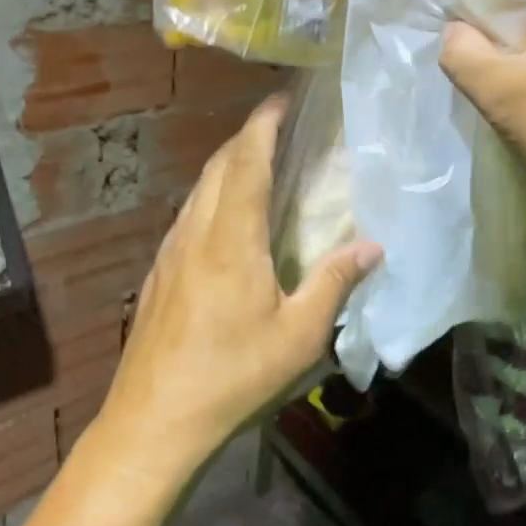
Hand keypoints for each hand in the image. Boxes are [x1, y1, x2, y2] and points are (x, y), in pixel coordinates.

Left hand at [98, 97, 381, 472]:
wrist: (151, 425)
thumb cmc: (232, 376)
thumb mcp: (298, 334)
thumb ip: (334, 282)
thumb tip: (373, 245)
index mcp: (231, 238)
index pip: (246, 162)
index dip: (263, 125)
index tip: (282, 99)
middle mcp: (195, 234)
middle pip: (217, 167)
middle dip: (246, 137)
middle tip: (279, 124)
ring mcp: (170, 254)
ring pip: (198, 190)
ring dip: (227, 165)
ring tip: (258, 161)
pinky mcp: (158, 277)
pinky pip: (188, 216)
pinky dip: (212, 196)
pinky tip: (226, 219)